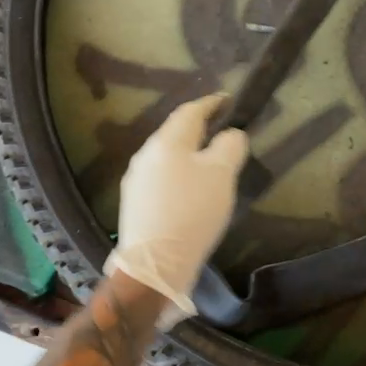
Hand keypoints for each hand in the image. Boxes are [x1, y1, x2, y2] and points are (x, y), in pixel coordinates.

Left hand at [104, 94, 249, 325]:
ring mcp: (136, 182)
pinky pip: (161, 181)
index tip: (227, 100)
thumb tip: (231, 134)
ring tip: (209, 164)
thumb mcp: (221, 175)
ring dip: (188, 156)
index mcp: (166, 142)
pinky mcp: (135, 207)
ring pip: (167, 158)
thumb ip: (229, 147)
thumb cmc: (191, 212)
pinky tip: (190, 192)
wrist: (155, 266)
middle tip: (221, 132)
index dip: (211, 103)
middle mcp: (145, 156)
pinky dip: (179, 178)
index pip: (190, 111)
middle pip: (175, 134)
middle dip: (198, 130)